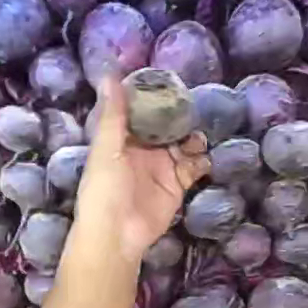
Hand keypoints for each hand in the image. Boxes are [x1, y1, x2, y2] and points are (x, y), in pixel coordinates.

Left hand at [72, 74, 210, 264]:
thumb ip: (113, 113)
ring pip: (184, 144)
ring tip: (197, 138)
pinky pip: (194, 167)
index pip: (140, 111)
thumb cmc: (104, 189)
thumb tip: (109, 73)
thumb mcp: (107, 148)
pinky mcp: (177, 185)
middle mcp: (144, 150)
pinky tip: (203, 158)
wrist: (117, 234)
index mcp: (122, 138)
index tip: (169, 81)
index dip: (153, 97)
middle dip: (179, 117)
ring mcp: (162, 167)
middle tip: (192, 107)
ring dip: (193, 138)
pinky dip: (202, 161)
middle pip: (166, 126)